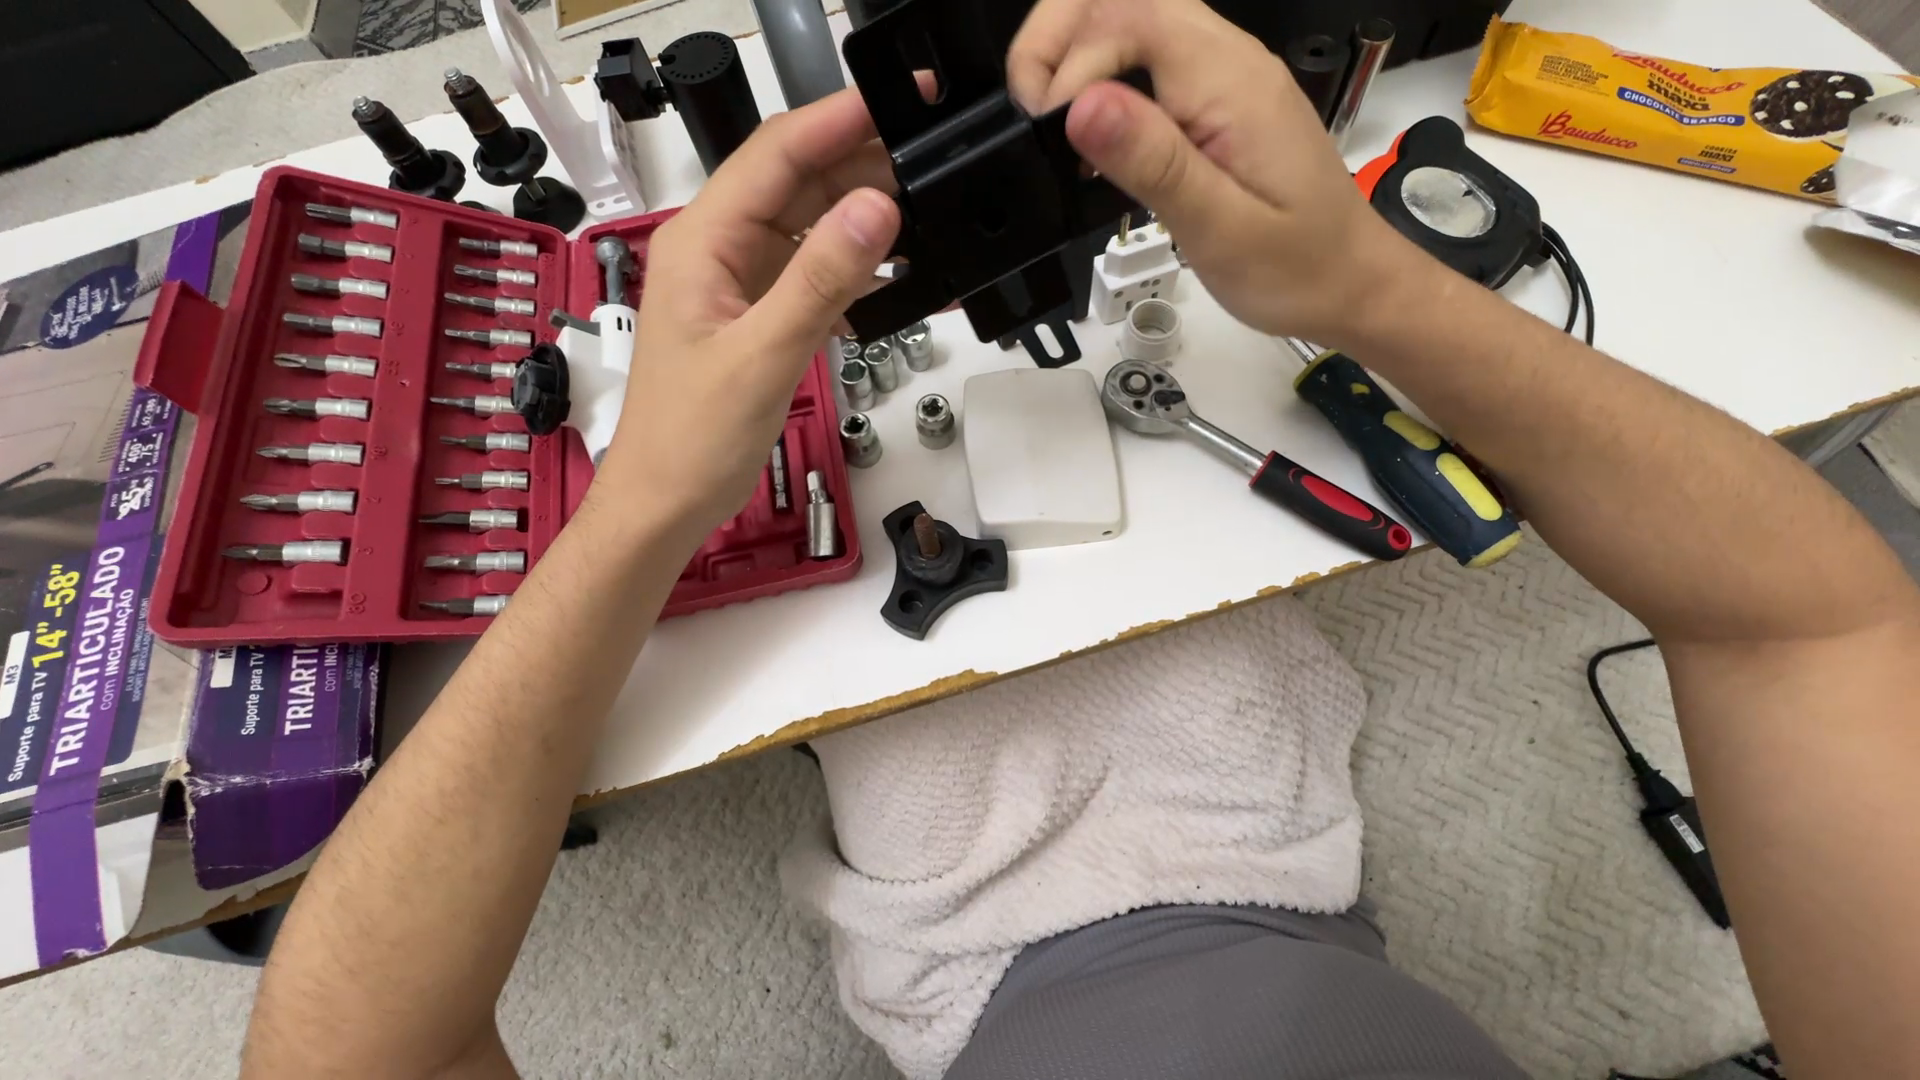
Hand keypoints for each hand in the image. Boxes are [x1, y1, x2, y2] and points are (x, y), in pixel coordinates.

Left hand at [592, 89, 901, 536]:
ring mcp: (741, 284)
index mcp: (702, 243)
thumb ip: (819, 281)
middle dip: (861, 163)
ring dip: (863, 216)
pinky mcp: (761, 317)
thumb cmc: (690, 437)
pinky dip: (855, 270)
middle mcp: (720, 252)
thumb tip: (874, 210)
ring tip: (924, 205)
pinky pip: (814, 275)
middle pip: (797, 182)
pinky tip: (896, 271)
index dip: (837, 120)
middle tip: (929, 157)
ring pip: (810, 227)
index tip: (898, 100)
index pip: (775, 154)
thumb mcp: (761, 355)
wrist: (669, 500)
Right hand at [1007, 0, 1430, 344]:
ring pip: (1130, 25)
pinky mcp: (1215, 104)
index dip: (1070, 63)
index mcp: (1230, 82)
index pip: (1127, 17)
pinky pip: (1147, 67)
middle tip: (1033, 118)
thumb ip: (1154, 164)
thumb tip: (1082, 106)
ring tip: (1054, 135)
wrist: (1348, 282)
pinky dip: (1103, 92)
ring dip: (1076, 64)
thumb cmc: (1296, 267)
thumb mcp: (1221, 229)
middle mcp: (1227, 62)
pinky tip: (1092, 145)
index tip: (1050, 133)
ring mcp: (1222, 78)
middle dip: (1058, 43)